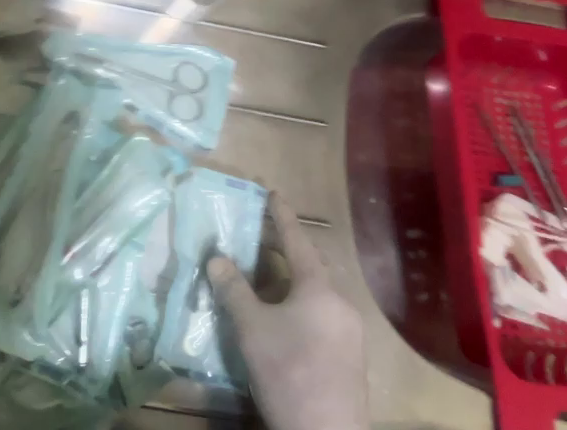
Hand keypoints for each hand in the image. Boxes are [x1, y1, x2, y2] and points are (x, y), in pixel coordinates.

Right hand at [208, 198, 367, 429]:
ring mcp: (350, 333)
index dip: (282, 217)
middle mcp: (340, 303)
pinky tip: (284, 321)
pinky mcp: (350, 358)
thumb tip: (216, 257)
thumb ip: (234, 290)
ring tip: (266, 281)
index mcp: (319, 288)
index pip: (297, 241)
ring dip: (292, 281)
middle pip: (311, 266)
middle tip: (261, 238)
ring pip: (318, 293)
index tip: (273, 193)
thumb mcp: (252, 329)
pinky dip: (302, 305)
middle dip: (286, 250)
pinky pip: (324, 315)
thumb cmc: (288, 372)